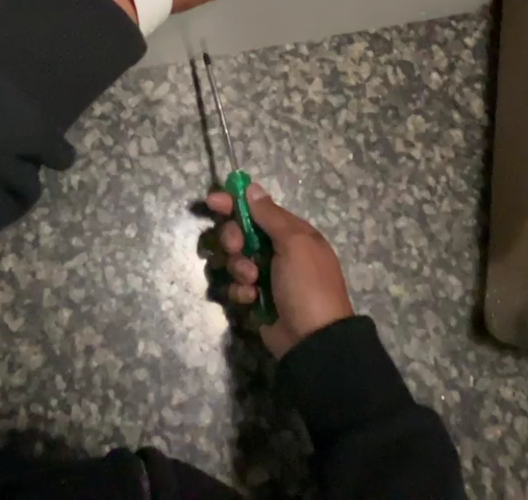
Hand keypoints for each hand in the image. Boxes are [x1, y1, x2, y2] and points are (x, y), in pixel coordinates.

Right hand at [208, 181, 352, 357]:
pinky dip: (240, 291)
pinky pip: (234, 286)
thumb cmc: (307, 285)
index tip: (213, 203)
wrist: (314, 341)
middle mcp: (276, 251)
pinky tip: (251, 299)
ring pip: (233, 260)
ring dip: (238, 268)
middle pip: (238, 232)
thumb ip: (270, 215)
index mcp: (291, 233)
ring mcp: (264, 276)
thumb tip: (252, 187)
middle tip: (237, 249)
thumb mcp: (295, 244)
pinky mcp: (254, 299)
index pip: (256, 209)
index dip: (233, 203)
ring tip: (252, 282)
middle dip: (233, 239)